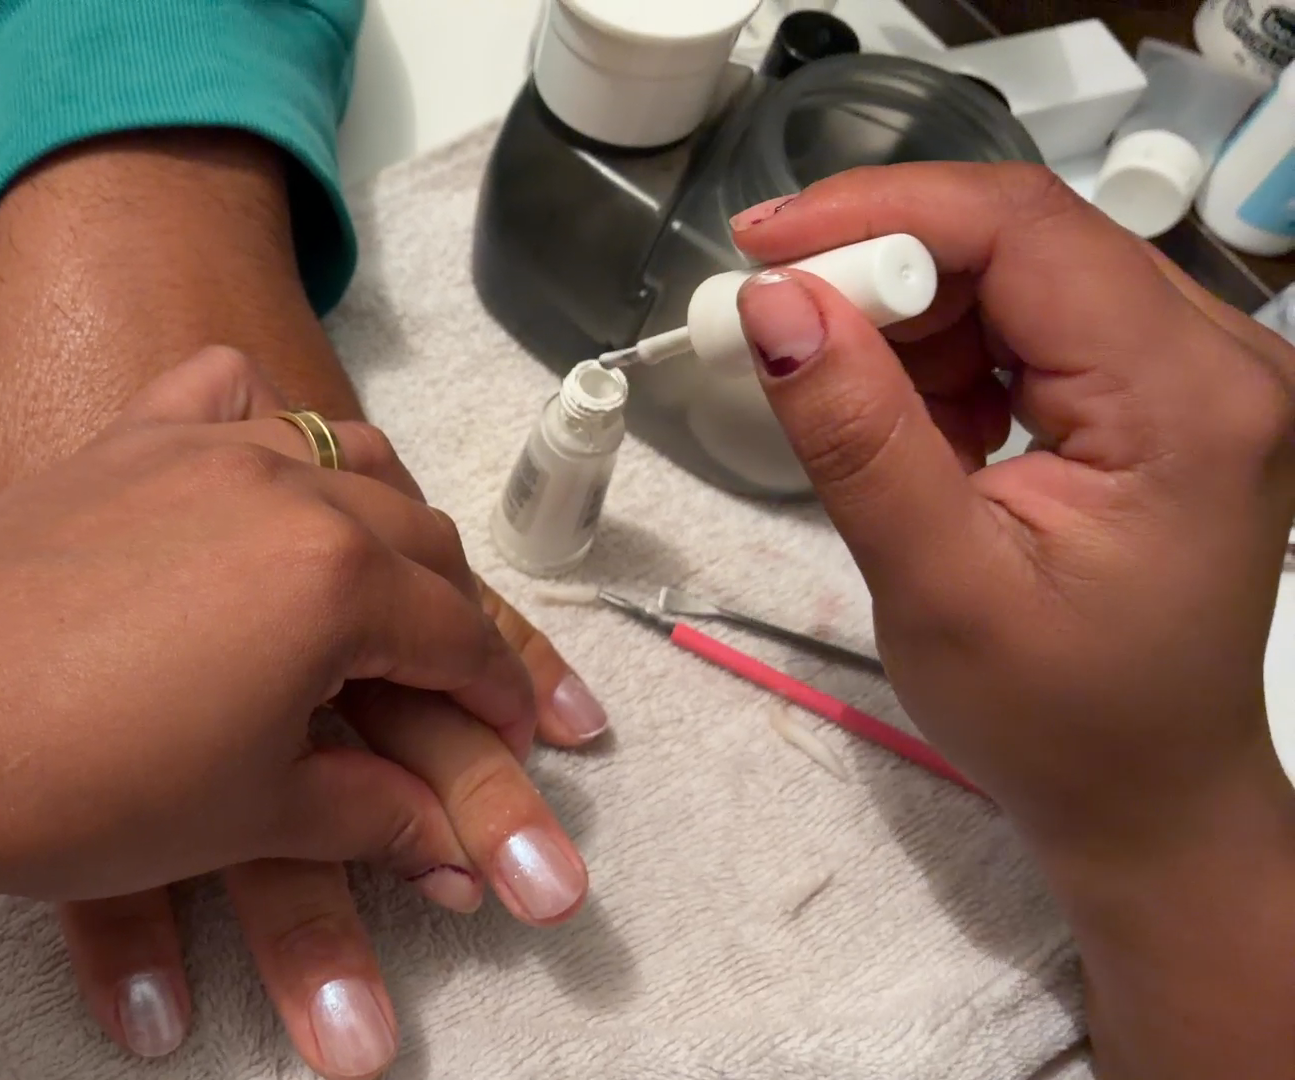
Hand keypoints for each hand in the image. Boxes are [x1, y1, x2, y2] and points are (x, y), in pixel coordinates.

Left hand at [0, 129, 601, 1077]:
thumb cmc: (83, 786)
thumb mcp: (254, 812)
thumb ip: (373, 815)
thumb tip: (451, 848)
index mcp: (332, 577)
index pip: (458, 632)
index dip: (501, 688)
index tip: (521, 727)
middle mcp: (286, 485)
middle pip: (418, 535)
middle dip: (456, 609)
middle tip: (461, 670)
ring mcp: (204, 445)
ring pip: (344, 452)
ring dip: (384, 513)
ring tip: (387, 569)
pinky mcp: (131, 437)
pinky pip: (225, 393)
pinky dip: (266, 420)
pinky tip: (265, 459)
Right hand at [727, 164, 1294, 1075]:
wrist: (1130, 783)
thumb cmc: (1044, 708)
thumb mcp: (932, 578)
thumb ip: (854, 437)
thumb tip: (774, 307)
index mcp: (1180, 394)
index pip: (1024, 231)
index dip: (878, 213)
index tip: (752, 246)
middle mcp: (1200, 354)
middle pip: (1014, 243)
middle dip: (872, 272)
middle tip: (766, 333)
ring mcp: (1165, 374)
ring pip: (997, 284)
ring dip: (888, 325)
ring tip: (833, 410)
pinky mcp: (1122, 401)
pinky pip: (999, 336)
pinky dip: (915, 363)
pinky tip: (893, 430)